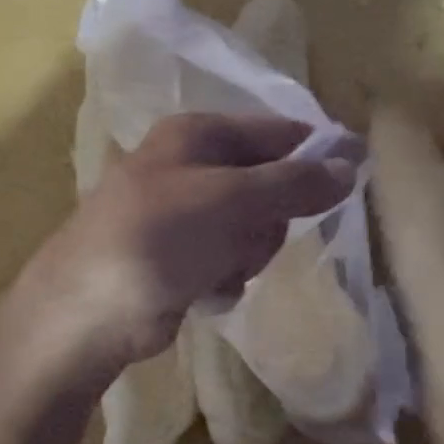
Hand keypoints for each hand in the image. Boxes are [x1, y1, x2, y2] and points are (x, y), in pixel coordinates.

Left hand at [23, 112, 360, 370]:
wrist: (89, 310)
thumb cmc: (157, 239)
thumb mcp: (231, 201)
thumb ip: (293, 184)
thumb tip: (351, 164)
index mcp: (197, 135)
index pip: (277, 132)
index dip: (316, 153)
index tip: (354, 176)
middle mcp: (192, 168)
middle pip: (270, 188)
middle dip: (268, 221)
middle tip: (250, 236)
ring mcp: (186, 217)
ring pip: (255, 231)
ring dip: (248, 255)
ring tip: (221, 268)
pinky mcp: (183, 259)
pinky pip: (232, 261)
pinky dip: (228, 278)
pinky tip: (207, 291)